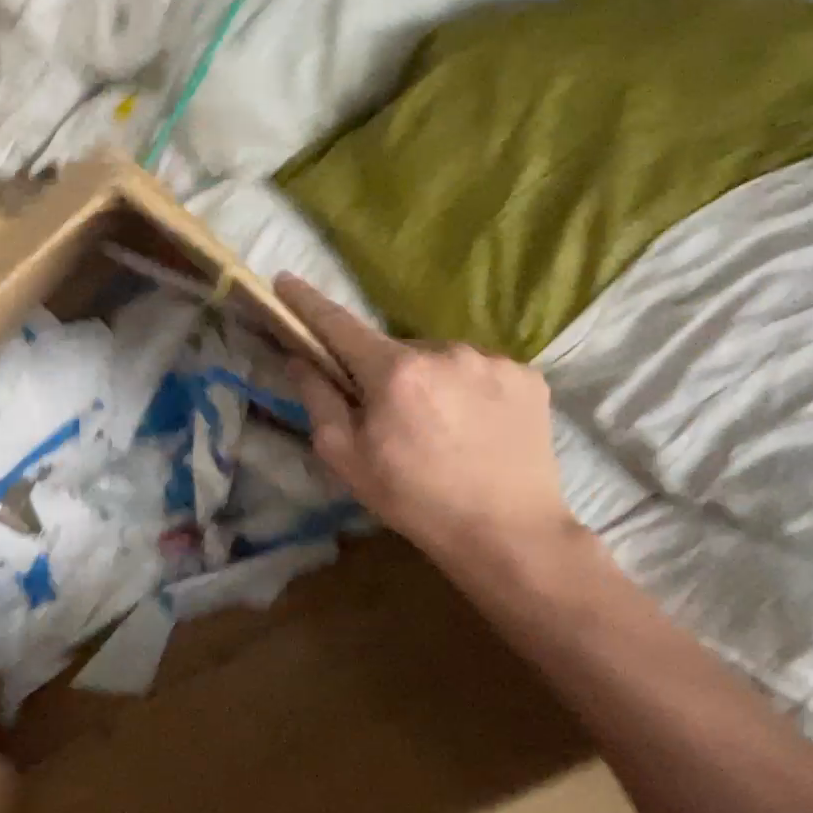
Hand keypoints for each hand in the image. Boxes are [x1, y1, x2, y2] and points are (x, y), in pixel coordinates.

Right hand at [274, 274, 582, 576]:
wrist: (506, 532)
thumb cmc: (410, 496)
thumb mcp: (343, 454)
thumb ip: (318, 398)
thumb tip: (300, 358)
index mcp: (395, 372)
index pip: (339, 325)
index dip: (307, 304)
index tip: (285, 281)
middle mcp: (444, 351)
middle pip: (390, 349)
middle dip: (377, 371)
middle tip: (380, 417)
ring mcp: (492, 361)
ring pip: (435, 359)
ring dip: (422, 380)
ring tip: (431, 427)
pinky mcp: (527, 376)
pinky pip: (475, 370)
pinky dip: (460, 388)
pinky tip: (467, 426)